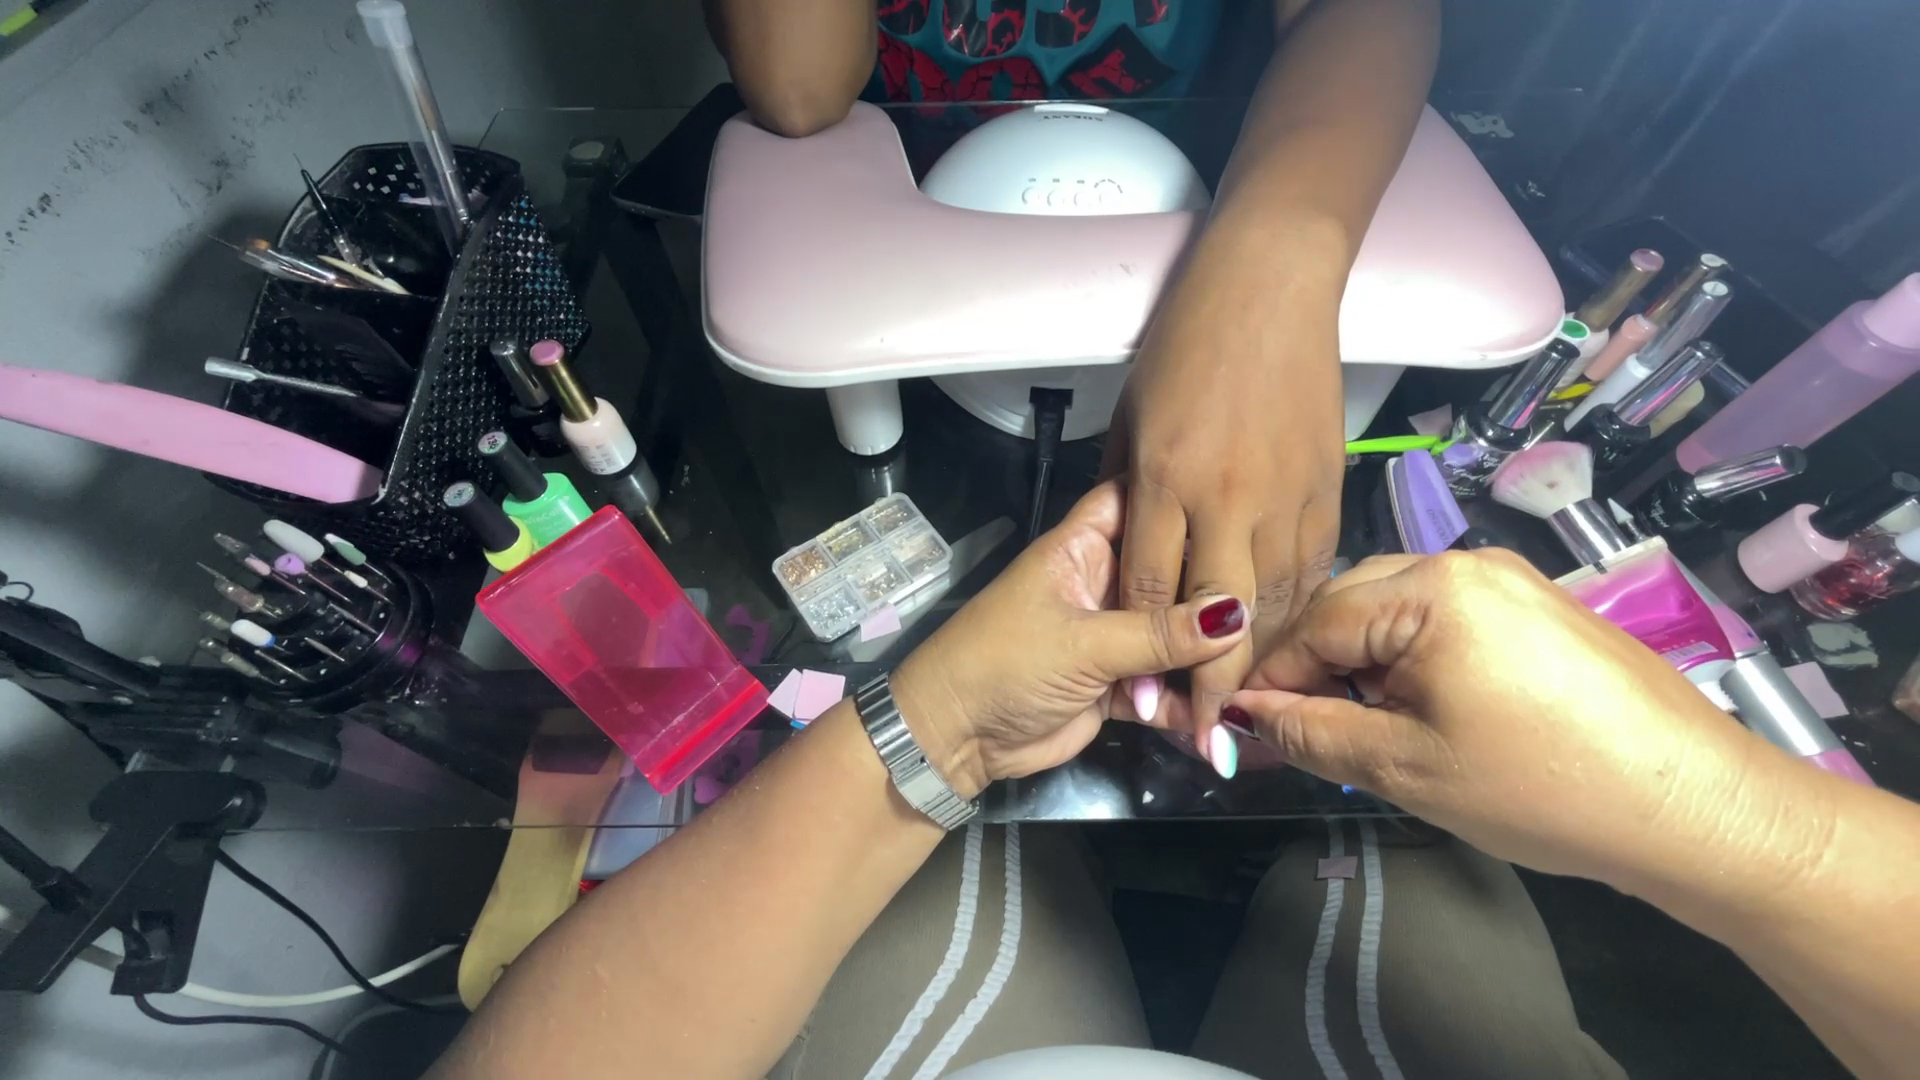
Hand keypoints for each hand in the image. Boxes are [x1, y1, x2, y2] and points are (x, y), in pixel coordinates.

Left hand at [890, 482, 1250, 797]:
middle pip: (1172, 574)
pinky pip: (1163, 684)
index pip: (1138, 502)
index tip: (1239, 501)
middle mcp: (1105, 583)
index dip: (1182, 497)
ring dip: (1204, 660)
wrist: (959, 736)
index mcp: (1083, 548)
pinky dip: (1183, 702)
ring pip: (1175, 634)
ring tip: (1244, 681)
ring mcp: (1113, 634)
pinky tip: (1216, 720)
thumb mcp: (1082, 644)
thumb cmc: (1005, 664)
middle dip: (1213, 596)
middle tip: (1267, 616)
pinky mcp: (1118, 683)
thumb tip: (1237, 616)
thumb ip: (1159, 633)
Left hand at [1102, 236, 1347, 770]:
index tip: (1150, 698)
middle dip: (1210, 680)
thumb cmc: (1180, 345)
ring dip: (1261, 657)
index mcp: (1162, 479)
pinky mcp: (1326, 487)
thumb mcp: (1127, 419)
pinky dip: (1298, 611)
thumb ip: (1124, 493)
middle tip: (1206, 729)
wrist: (1268, 283)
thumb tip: (1121, 555)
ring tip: (1248, 702)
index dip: (1149, 648)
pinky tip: (1290, 642)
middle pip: (1216, 612)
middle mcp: (1223, 497)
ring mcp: (1282, 493)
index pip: (1151, 586)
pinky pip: (1310, 568)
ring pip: (1272, 600)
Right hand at [1224, 551, 1823, 889]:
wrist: (1705, 813)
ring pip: (1387, 606)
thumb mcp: (1403, 767)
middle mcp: (1462, 562)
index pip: (1314, 623)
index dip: (1271, 675)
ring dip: (1355, 658)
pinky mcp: (1529, 603)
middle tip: (1299, 724)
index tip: (1242, 721)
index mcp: (1431, 590)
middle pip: (1347, 603)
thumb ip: (1306, 731)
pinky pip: (1434, 614)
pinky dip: (1402, 653)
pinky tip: (1411, 700)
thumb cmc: (1542, 788)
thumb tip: (1239, 712)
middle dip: (1312, 664)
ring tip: (1356, 717)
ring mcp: (1502, 578)